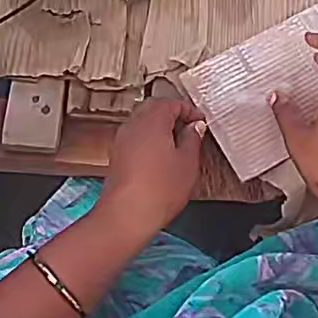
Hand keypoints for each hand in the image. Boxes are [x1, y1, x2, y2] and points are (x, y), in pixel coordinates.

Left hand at [94, 97, 206, 238]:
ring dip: (159, 127)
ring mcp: (122, 140)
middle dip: (172, 114)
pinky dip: (149, 140)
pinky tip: (161, 158)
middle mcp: (133, 125)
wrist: (127, 214)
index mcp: (152, 120)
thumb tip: (195, 127)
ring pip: (142, 123)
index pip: (170, 103)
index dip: (188, 109)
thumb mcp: (188, 162)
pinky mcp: (117, 156)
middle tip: (190, 128)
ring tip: (178, 144)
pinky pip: (135, 138)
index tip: (200, 121)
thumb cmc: (160, 189)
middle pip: (153, 108)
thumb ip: (192, 139)